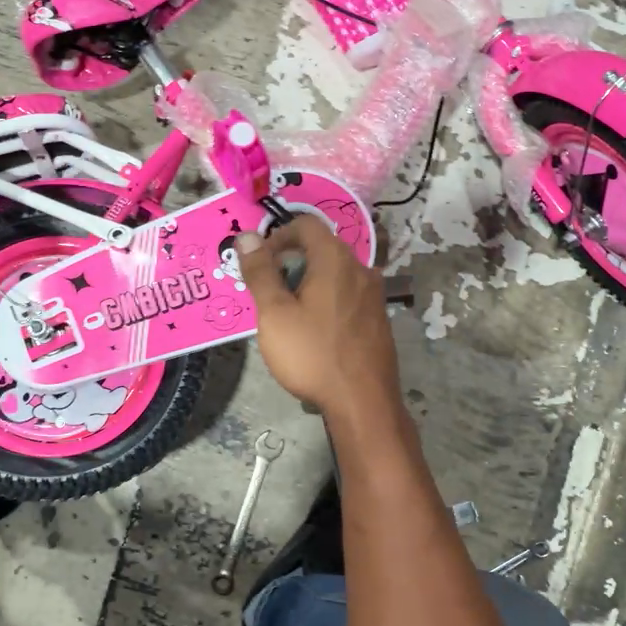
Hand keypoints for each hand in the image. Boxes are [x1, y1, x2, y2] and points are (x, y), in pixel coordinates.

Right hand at [237, 216, 400, 418]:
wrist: (362, 401)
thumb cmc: (312, 354)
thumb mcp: (275, 314)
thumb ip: (260, 272)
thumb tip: (246, 236)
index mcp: (335, 259)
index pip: (306, 224)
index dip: (278, 235)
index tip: (260, 262)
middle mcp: (361, 269)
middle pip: (322, 248)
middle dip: (292, 262)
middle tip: (269, 292)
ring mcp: (375, 296)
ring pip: (336, 275)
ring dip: (309, 284)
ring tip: (289, 315)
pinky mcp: (379, 320)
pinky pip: (348, 297)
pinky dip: (327, 301)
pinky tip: (315, 333)